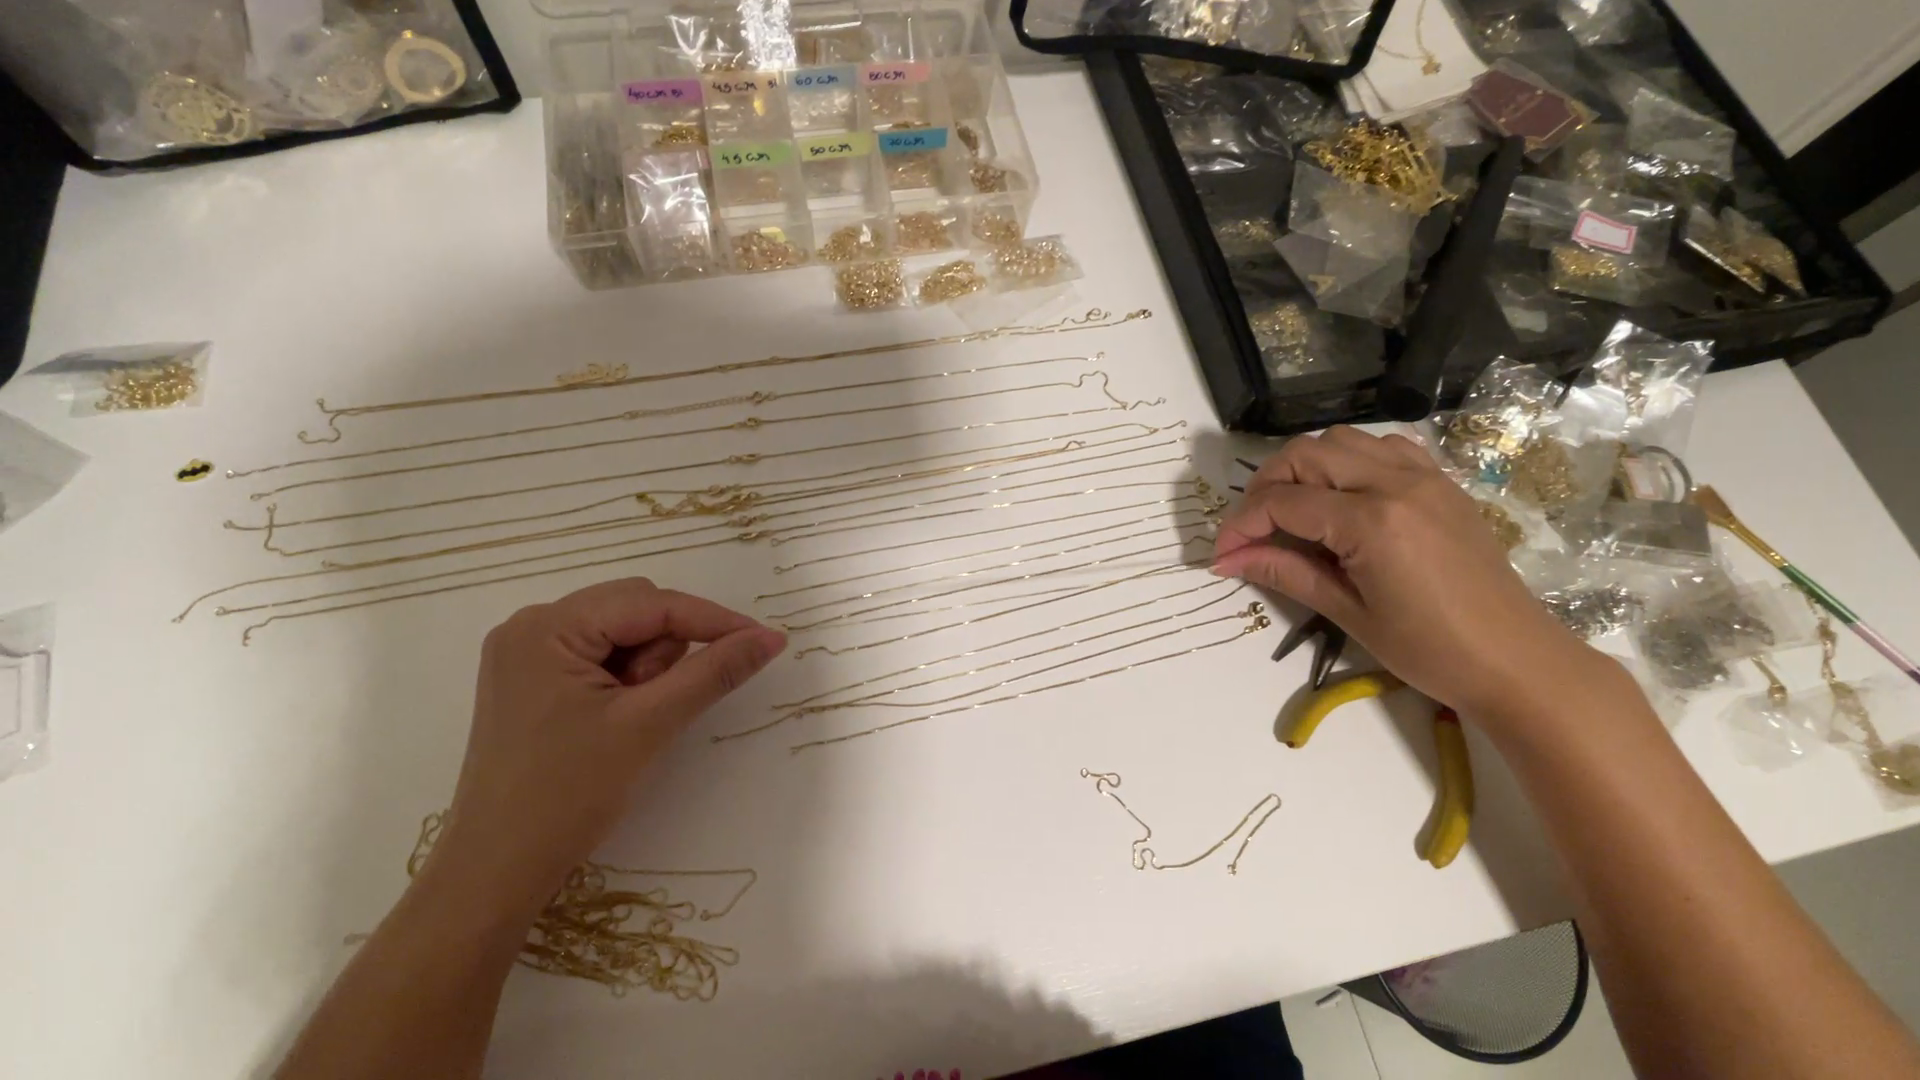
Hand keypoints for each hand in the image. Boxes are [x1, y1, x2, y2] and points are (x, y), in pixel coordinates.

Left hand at [428, 578, 785, 912]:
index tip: (765, 640)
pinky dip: (625, 679)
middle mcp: (530, 625)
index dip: (713, 619)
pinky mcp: (530, 680)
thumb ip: (713, 673)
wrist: (496, 871)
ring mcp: (525, 653)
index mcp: (547, 627)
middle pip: (633, 610)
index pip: (651, 603)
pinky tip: (617, 718)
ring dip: (647, 666)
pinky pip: (598, 656)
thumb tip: (771, 638)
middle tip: (660, 704)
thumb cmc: (567, 796)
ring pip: (620, 633)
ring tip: (633, 718)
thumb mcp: (648, 726)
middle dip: (665, 651)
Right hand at [1211, 427, 1597, 725]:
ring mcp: (1423, 477)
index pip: (1282, 503)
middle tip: (1250, 530)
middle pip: (1304, 455)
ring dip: (1303, 467)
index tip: (1221, 554)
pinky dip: (1348, 460)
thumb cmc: (1428, 650)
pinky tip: (1341, 496)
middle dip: (1264, 487)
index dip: (1240, 525)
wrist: (1514, 660)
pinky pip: (1382, 447)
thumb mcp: (1347, 614)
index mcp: (1371, 522)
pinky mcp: (1440, 483)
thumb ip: (1285, 572)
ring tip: (1290, 510)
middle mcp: (1395, 483)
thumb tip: (1228, 558)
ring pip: (1340, 440)